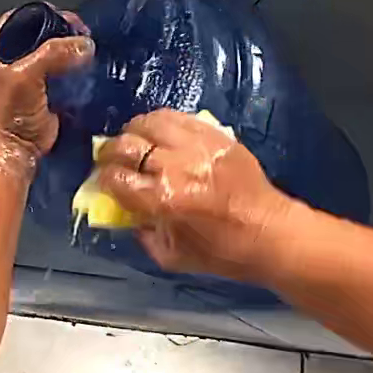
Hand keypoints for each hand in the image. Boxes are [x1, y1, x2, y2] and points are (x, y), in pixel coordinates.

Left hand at [0, 8, 93, 158]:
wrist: (17, 148)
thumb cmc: (11, 111)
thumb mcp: (27, 74)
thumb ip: (53, 53)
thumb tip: (85, 44)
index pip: (17, 20)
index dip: (38, 13)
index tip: (60, 14)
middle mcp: (11, 61)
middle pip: (39, 35)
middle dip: (60, 32)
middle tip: (80, 32)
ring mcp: (29, 77)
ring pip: (53, 54)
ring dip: (70, 50)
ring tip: (87, 47)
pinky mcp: (46, 92)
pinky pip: (63, 73)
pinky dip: (75, 68)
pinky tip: (87, 65)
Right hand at [96, 109, 299, 282]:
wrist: (270, 232)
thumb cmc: (221, 252)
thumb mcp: (170, 255)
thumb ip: (141, 230)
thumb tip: (124, 209)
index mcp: (162, 199)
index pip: (114, 177)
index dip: (103, 178)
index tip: (104, 182)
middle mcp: (175, 166)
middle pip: (125, 145)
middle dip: (110, 153)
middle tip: (111, 160)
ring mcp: (195, 145)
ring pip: (148, 123)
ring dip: (133, 133)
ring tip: (134, 143)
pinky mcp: (214, 134)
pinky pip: (175, 117)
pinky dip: (159, 123)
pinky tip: (158, 134)